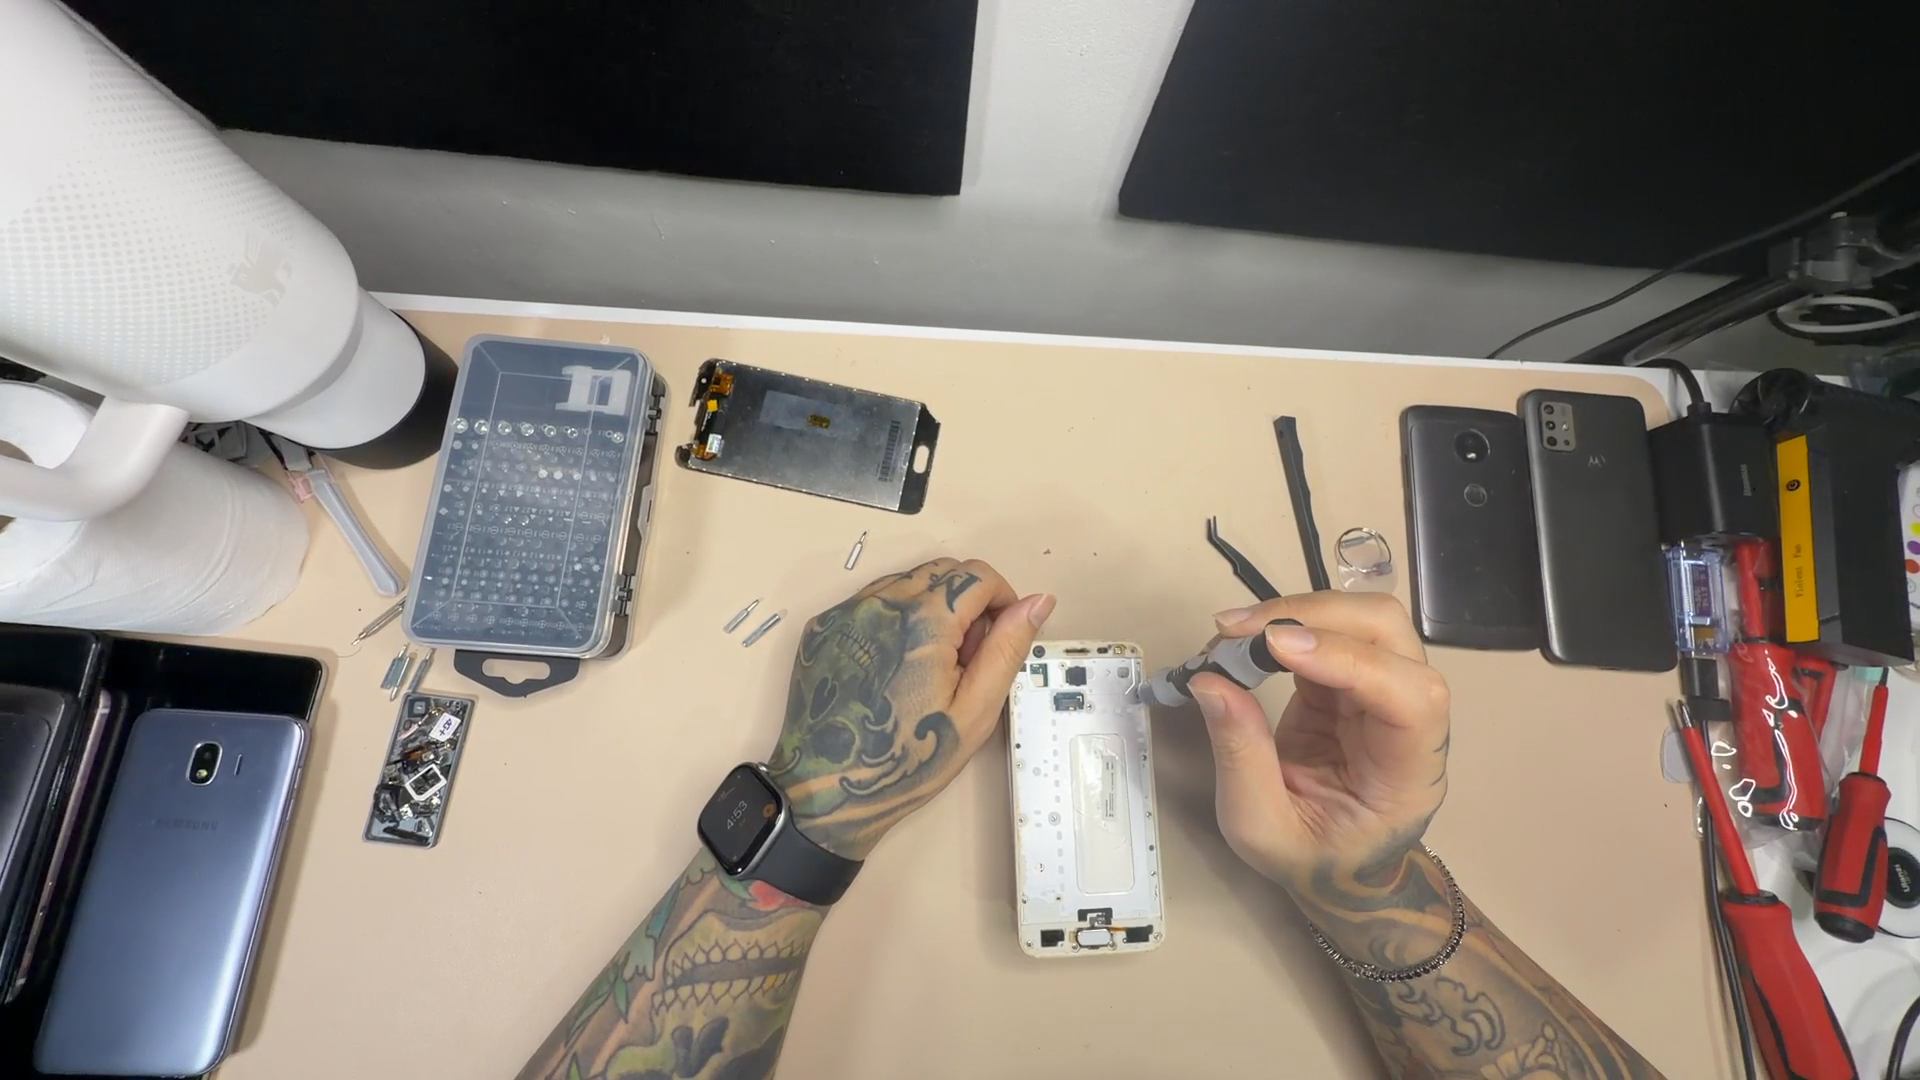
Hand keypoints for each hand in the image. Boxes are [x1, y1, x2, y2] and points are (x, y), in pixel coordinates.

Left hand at [766, 558, 1054, 860]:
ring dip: (933, 604)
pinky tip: (896, 663)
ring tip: (930, 661)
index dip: (1003, 598)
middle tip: (968, 653)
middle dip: (968, 599)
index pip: (978, 575)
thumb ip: (1008, 647)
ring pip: (908, 580)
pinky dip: (898, 616)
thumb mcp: (975, 709)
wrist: (826, 789)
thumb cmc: (908, 758)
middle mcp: (881, 603)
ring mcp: (847, 611)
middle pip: (943, 570)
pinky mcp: (825, 625)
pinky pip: (874, 600)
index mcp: (923, 621)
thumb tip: (1040, 601)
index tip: (1001, 633)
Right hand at [1190, 593, 1449, 893]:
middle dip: (1313, 614)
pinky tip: (1240, 641)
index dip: (1347, 658)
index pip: (1408, 694)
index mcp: (1407, 771)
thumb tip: (1209, 681)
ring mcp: (1380, 691)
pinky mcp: (1347, 680)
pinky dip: (1279, 625)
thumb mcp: (1260, 826)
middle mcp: (1409, 719)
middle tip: (1236, 630)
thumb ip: (1239, 755)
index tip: (1274, 646)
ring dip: (1292, 612)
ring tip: (1228, 633)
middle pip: (1388, 632)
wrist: (1338, 868)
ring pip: (1358, 619)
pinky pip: (1323, 632)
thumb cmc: (1311, 858)